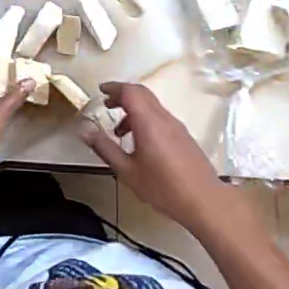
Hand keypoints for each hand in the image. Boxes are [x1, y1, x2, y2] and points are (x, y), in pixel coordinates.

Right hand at [78, 82, 230, 230]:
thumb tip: (84, 131)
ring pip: (152, 106)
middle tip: (106, 104)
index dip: (114, 87)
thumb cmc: (162, 187)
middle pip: (142, 94)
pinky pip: (160, 117)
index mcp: (149, 122)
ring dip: (133, 110)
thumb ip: (105, 148)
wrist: (204, 200)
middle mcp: (164, 118)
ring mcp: (176, 126)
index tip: (100, 90)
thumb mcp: (127, 170)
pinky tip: (139, 142)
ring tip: (119, 132)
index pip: (130, 92)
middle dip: (122, 95)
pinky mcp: (183, 136)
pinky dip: (145, 119)